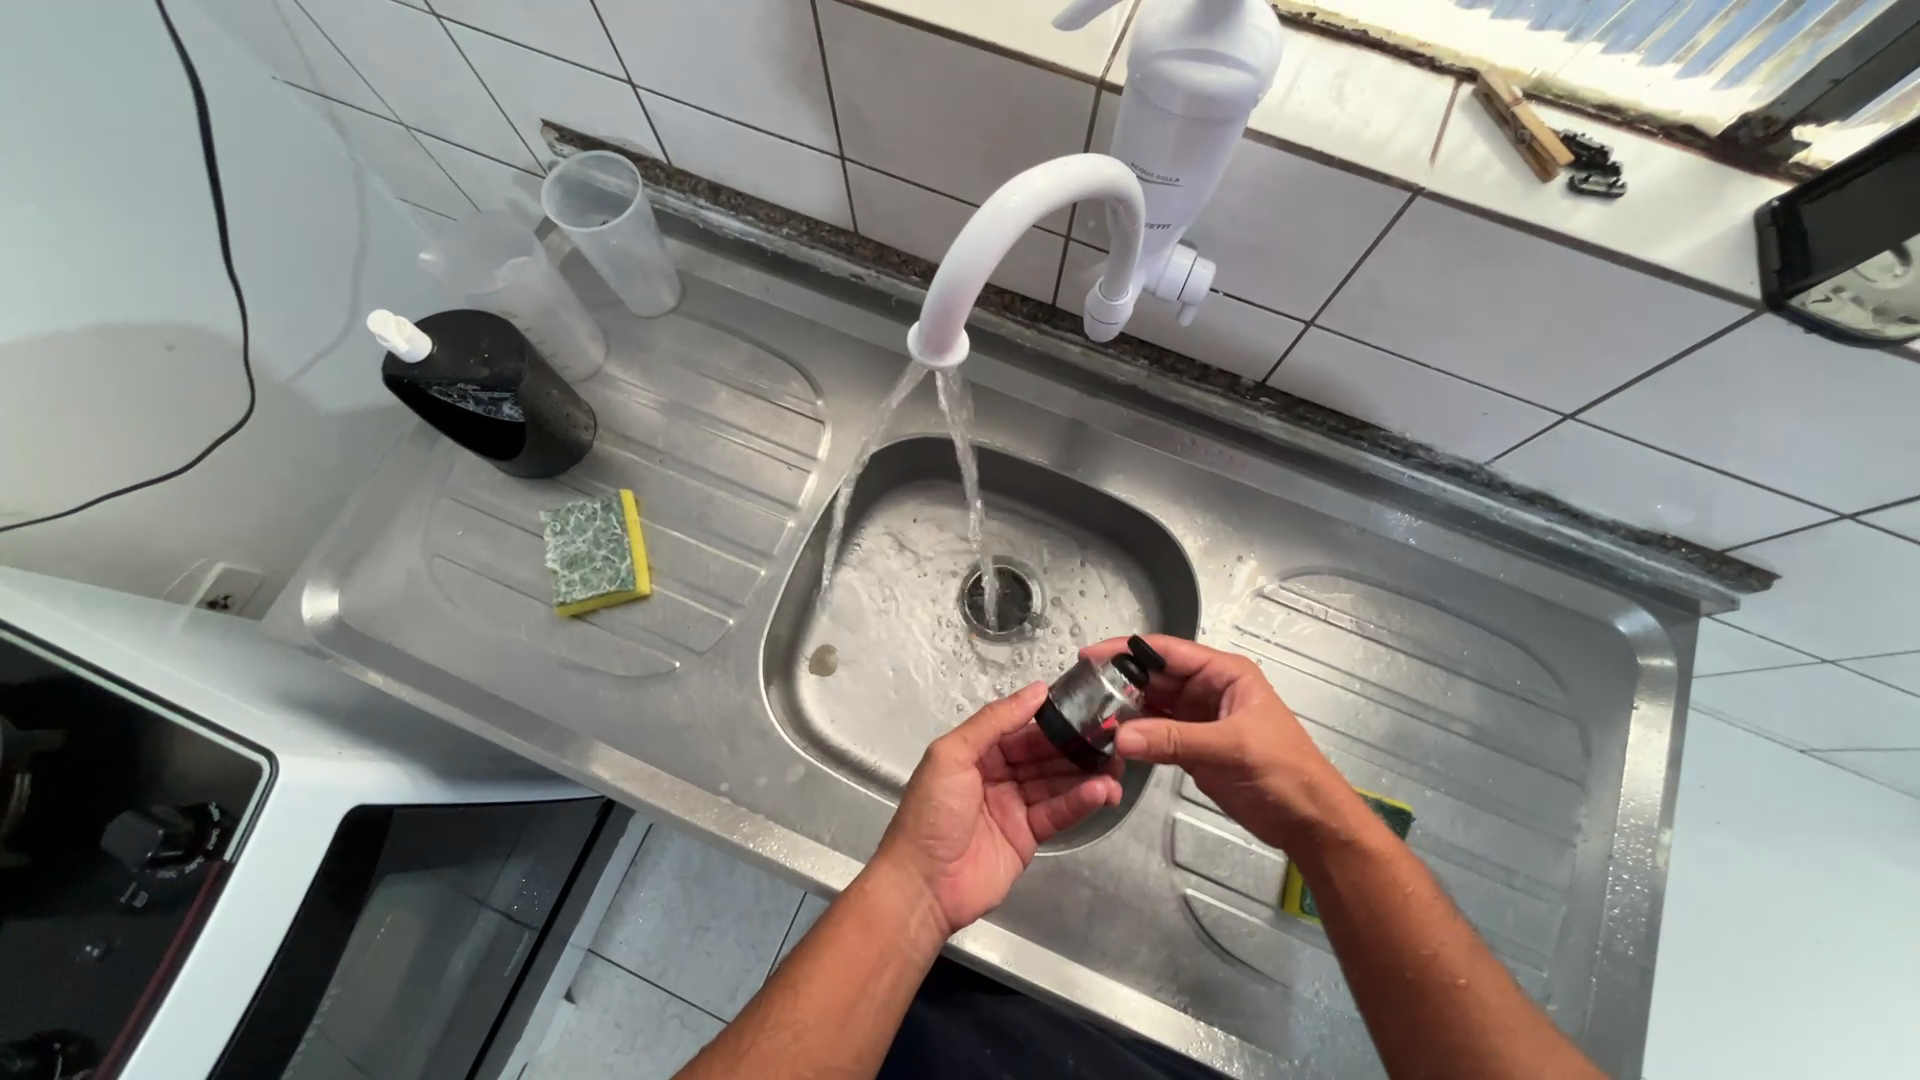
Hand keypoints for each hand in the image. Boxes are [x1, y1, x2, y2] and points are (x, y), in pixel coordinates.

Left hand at [871, 681, 1123, 937]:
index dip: (1052, 719)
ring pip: (1056, 783)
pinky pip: (1058, 813)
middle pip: (1043, 755)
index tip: (1086, 707)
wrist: (923, 885)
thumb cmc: (930, 813)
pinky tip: (1102, 792)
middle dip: (1076, 747)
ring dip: (1086, 774)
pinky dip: (1081, 802)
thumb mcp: (952, 755)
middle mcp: (997, 775)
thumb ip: (994, 720)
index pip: (1021, 729)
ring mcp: (1013, 806)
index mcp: (976, 751)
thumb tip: (1036, 691)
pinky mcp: (1027, 837)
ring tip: (1116, 766)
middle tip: (1113, 738)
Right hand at [1082, 635, 1355, 850]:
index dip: (1126, 651)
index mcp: (1224, 673)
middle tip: (1080, 691)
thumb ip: (1173, 740)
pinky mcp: (1192, 747)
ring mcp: (1198, 718)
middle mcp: (1207, 689)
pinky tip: (1110, 739)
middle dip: (1119, 681)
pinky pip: (1155, 733)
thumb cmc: (1284, 771)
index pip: (1166, 651)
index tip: (1089, 656)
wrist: (1309, 820)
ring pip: (1151, 705)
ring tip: (1087, 715)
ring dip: (1123, 710)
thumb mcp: (1231, 748)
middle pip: (1154, 676)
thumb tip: (1118, 736)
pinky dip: (1134, 736)